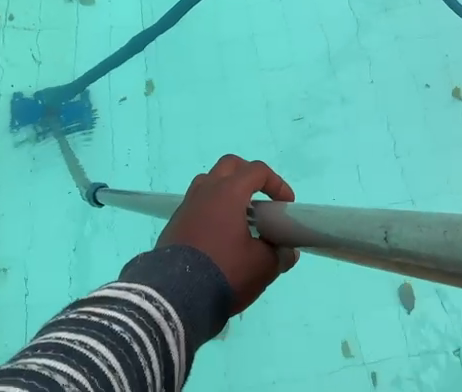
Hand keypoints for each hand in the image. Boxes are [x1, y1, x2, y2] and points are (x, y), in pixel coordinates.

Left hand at [158, 154, 299, 313]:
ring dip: (226, 191)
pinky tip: (218, 236)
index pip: (256, 171)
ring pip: (209, 182)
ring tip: (239, 218)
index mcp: (228, 192)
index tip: (285, 204)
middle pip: (229, 166)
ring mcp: (187, 205)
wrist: (176, 295)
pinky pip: (197, 204)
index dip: (276, 183)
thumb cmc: (224, 272)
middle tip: (260, 199)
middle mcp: (205, 190)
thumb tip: (286, 252)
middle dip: (248, 176)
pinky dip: (211, 210)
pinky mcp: (175, 222)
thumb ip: (278, 255)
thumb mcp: (261, 267)